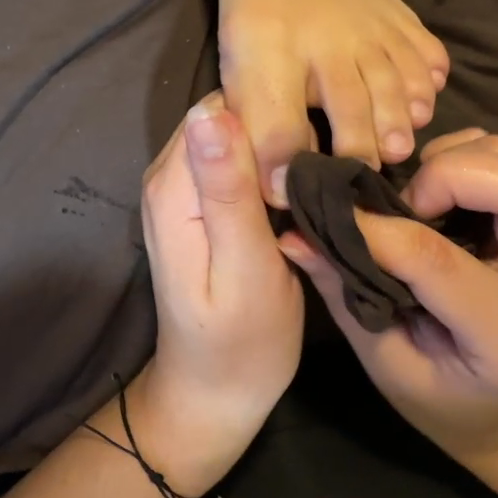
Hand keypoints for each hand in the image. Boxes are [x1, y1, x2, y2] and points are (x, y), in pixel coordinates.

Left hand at [137, 92, 304, 486]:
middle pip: (225, 114)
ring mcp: (180, 187)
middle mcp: (167, 174)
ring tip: (322, 168)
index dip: (272, 110)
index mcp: (173, 185)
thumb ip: (228, 189)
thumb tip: (212, 111)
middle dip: (276, 123)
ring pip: (232, 133)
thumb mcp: (244, 266)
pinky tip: (299, 183)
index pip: (221, 106)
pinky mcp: (198, 202)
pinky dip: (267, 164)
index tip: (320, 136)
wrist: (214, 390)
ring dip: (275, 143)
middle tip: (329, 155)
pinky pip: (234, 158)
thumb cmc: (240, 340)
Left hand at [203, 0, 449, 197]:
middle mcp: (339, 49)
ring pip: (398, 92)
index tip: (301, 200)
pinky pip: (425, 52)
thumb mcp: (237, 51)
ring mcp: (374, 26)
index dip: (299, 175)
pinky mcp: (395, 8)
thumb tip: (279, 184)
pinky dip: (428, 78)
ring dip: (398, 124)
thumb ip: (260, 116)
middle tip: (363, 184)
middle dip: (361, 157)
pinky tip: (422, 96)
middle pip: (361, 122)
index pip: (297, 139)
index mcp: (283, 61)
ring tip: (397, 148)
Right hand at [279, 129, 497, 455]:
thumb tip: (291, 233)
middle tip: (405, 202)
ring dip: (456, 162)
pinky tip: (430, 188)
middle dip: (451, 175)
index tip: (330, 213)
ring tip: (416, 196)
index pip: (440, 261)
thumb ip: (344, 291)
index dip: (374, 229)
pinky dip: (461, 154)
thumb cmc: (438, 394)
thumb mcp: (383, 361)